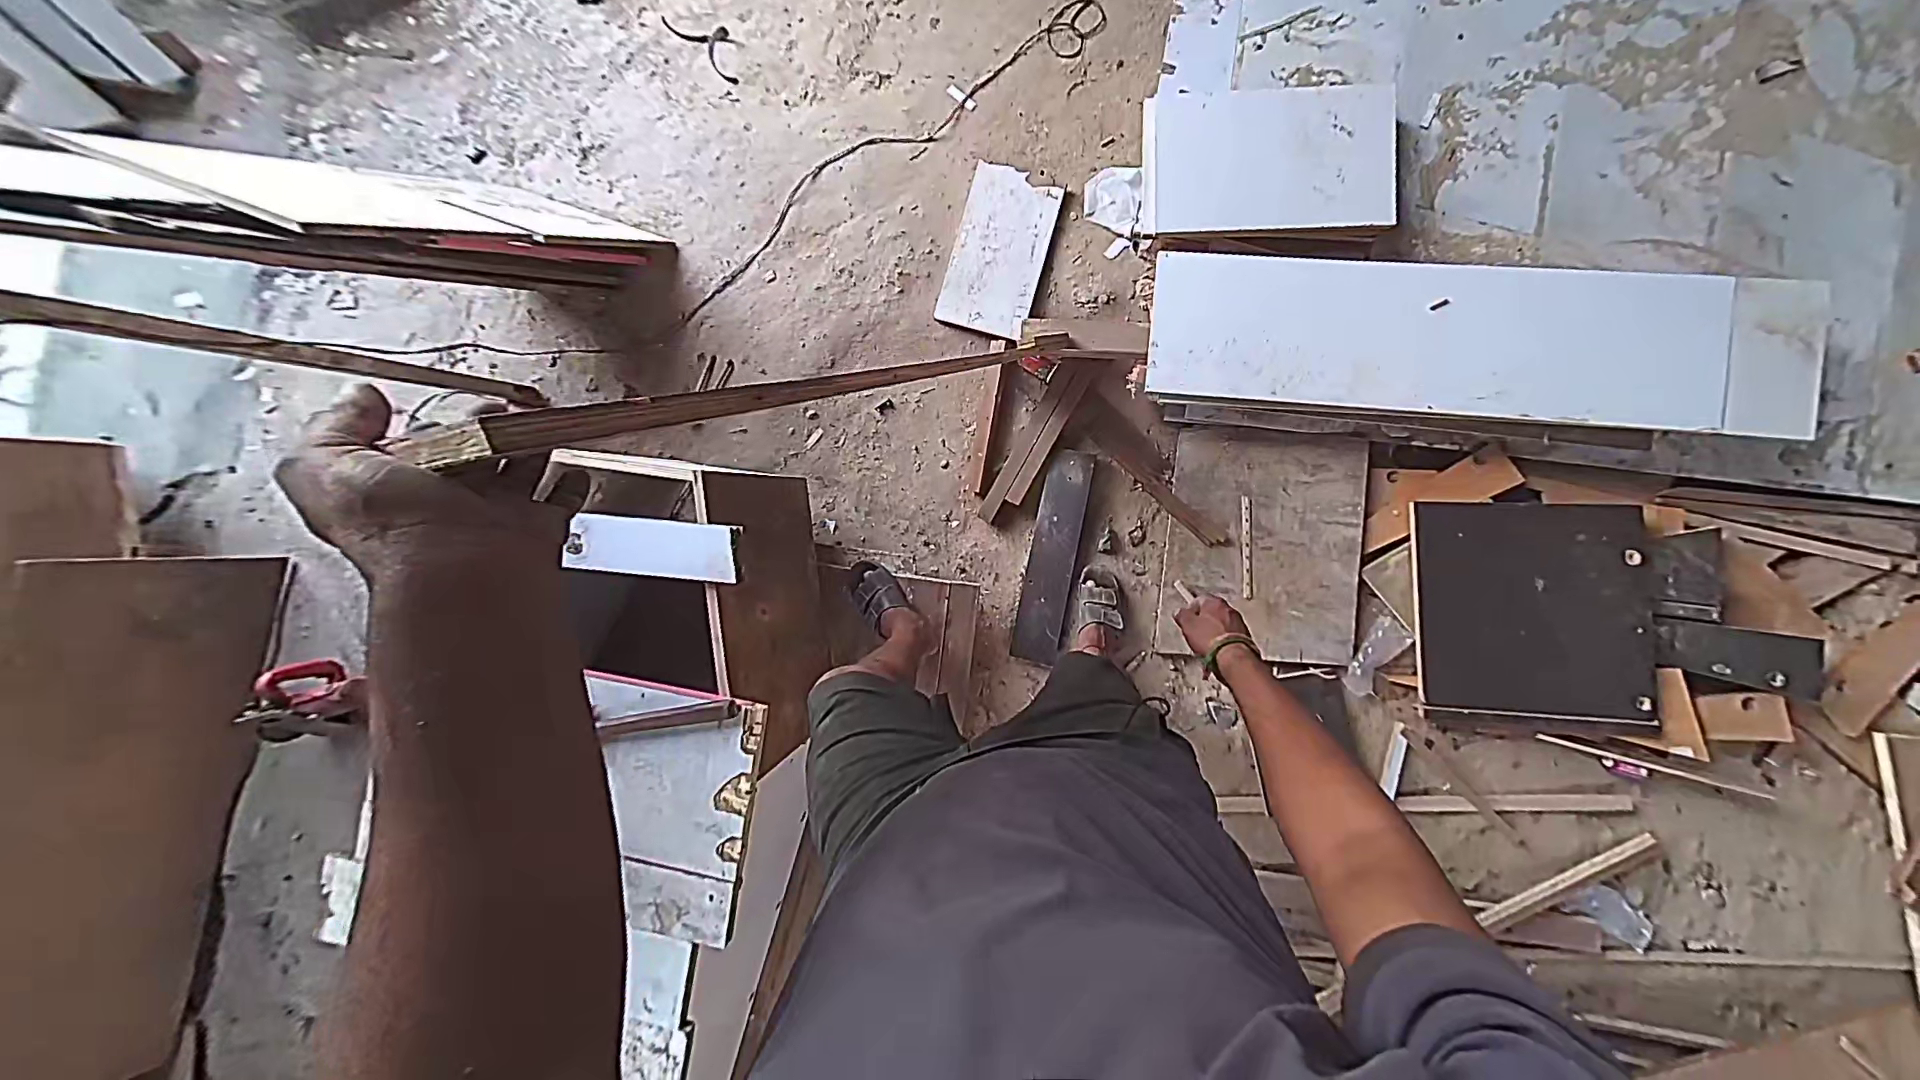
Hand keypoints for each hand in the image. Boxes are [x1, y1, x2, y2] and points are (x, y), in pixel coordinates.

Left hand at [275, 385, 585, 579]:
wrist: (461, 570)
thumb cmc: (395, 528)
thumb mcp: (326, 467)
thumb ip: (337, 426)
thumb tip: (361, 397)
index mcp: (399, 486)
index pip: (415, 443)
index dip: (426, 420)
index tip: (440, 399)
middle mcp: (450, 501)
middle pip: (472, 452)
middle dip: (485, 424)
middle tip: (497, 404)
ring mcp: (497, 512)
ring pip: (519, 469)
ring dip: (529, 445)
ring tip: (536, 422)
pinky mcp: (537, 524)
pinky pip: (559, 501)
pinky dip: (569, 485)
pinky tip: (572, 471)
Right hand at [1175, 591, 1253, 655]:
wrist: (1232, 656)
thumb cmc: (1210, 638)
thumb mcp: (1187, 625)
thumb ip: (1182, 615)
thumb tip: (1179, 612)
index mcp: (1213, 602)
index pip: (1198, 599)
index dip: (1190, 610)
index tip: (1185, 618)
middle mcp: (1228, 609)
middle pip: (1211, 613)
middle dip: (1203, 622)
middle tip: (1194, 634)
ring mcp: (1238, 622)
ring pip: (1221, 625)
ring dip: (1213, 633)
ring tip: (1205, 646)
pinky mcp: (1244, 636)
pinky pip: (1228, 636)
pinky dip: (1222, 642)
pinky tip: (1216, 651)